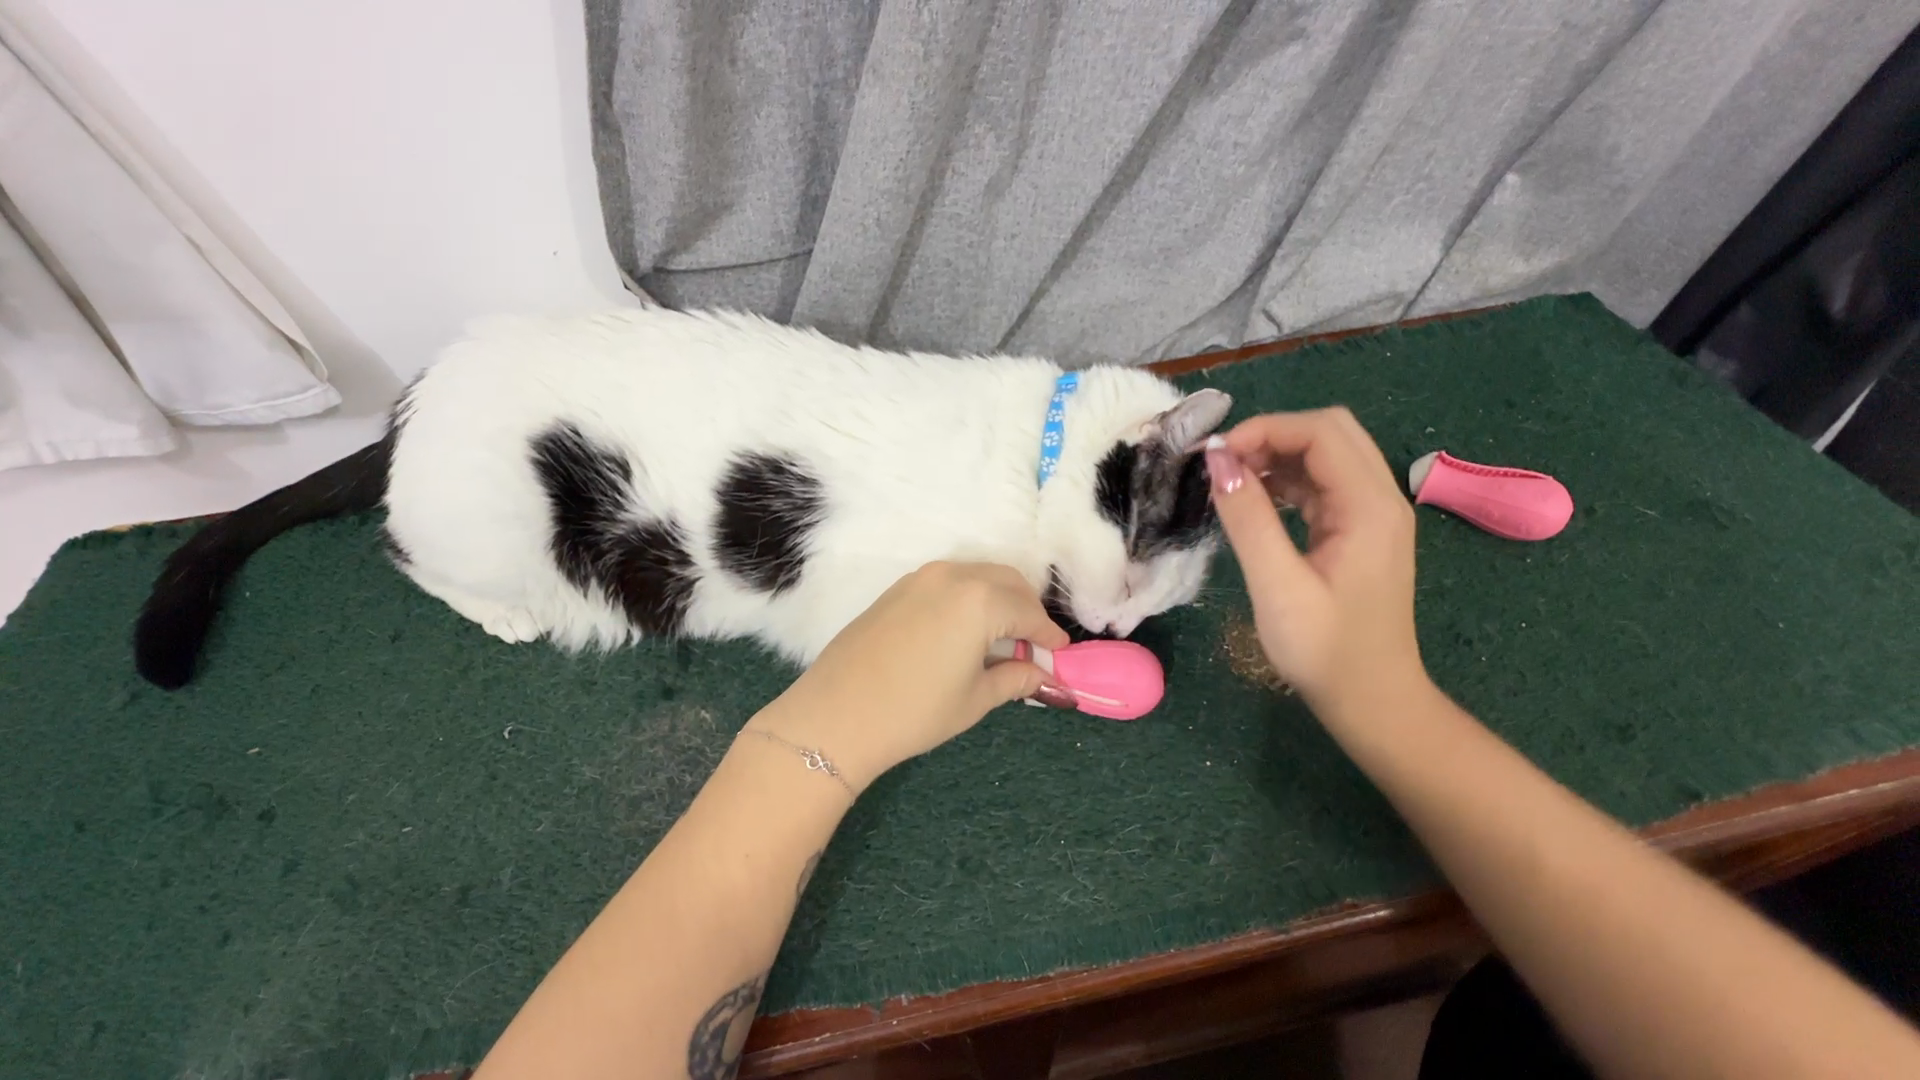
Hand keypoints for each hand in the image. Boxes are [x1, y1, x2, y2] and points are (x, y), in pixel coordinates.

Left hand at [750, 562, 1069, 791]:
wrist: (835, 714)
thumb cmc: (914, 711)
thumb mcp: (974, 699)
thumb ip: (1015, 679)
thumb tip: (1044, 677)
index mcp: (980, 600)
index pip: (1028, 612)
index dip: (1048, 635)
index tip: (1060, 654)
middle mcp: (953, 576)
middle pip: (1006, 582)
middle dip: (1026, 610)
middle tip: (1033, 645)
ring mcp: (921, 578)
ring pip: (976, 576)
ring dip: (998, 599)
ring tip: (1002, 638)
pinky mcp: (897, 588)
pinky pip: (948, 583)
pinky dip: (969, 598)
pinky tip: (966, 631)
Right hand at [1203, 408, 1426, 719]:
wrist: (1371, 699)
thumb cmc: (1324, 649)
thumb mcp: (1278, 586)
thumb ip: (1249, 519)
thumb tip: (1218, 461)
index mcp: (1370, 507)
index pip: (1321, 432)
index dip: (1265, 430)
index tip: (1215, 458)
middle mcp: (1381, 499)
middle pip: (1330, 432)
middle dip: (1273, 435)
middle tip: (1224, 466)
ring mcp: (1374, 515)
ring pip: (1328, 455)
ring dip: (1279, 455)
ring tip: (1232, 481)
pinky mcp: (1361, 531)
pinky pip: (1325, 484)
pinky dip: (1288, 480)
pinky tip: (1256, 500)